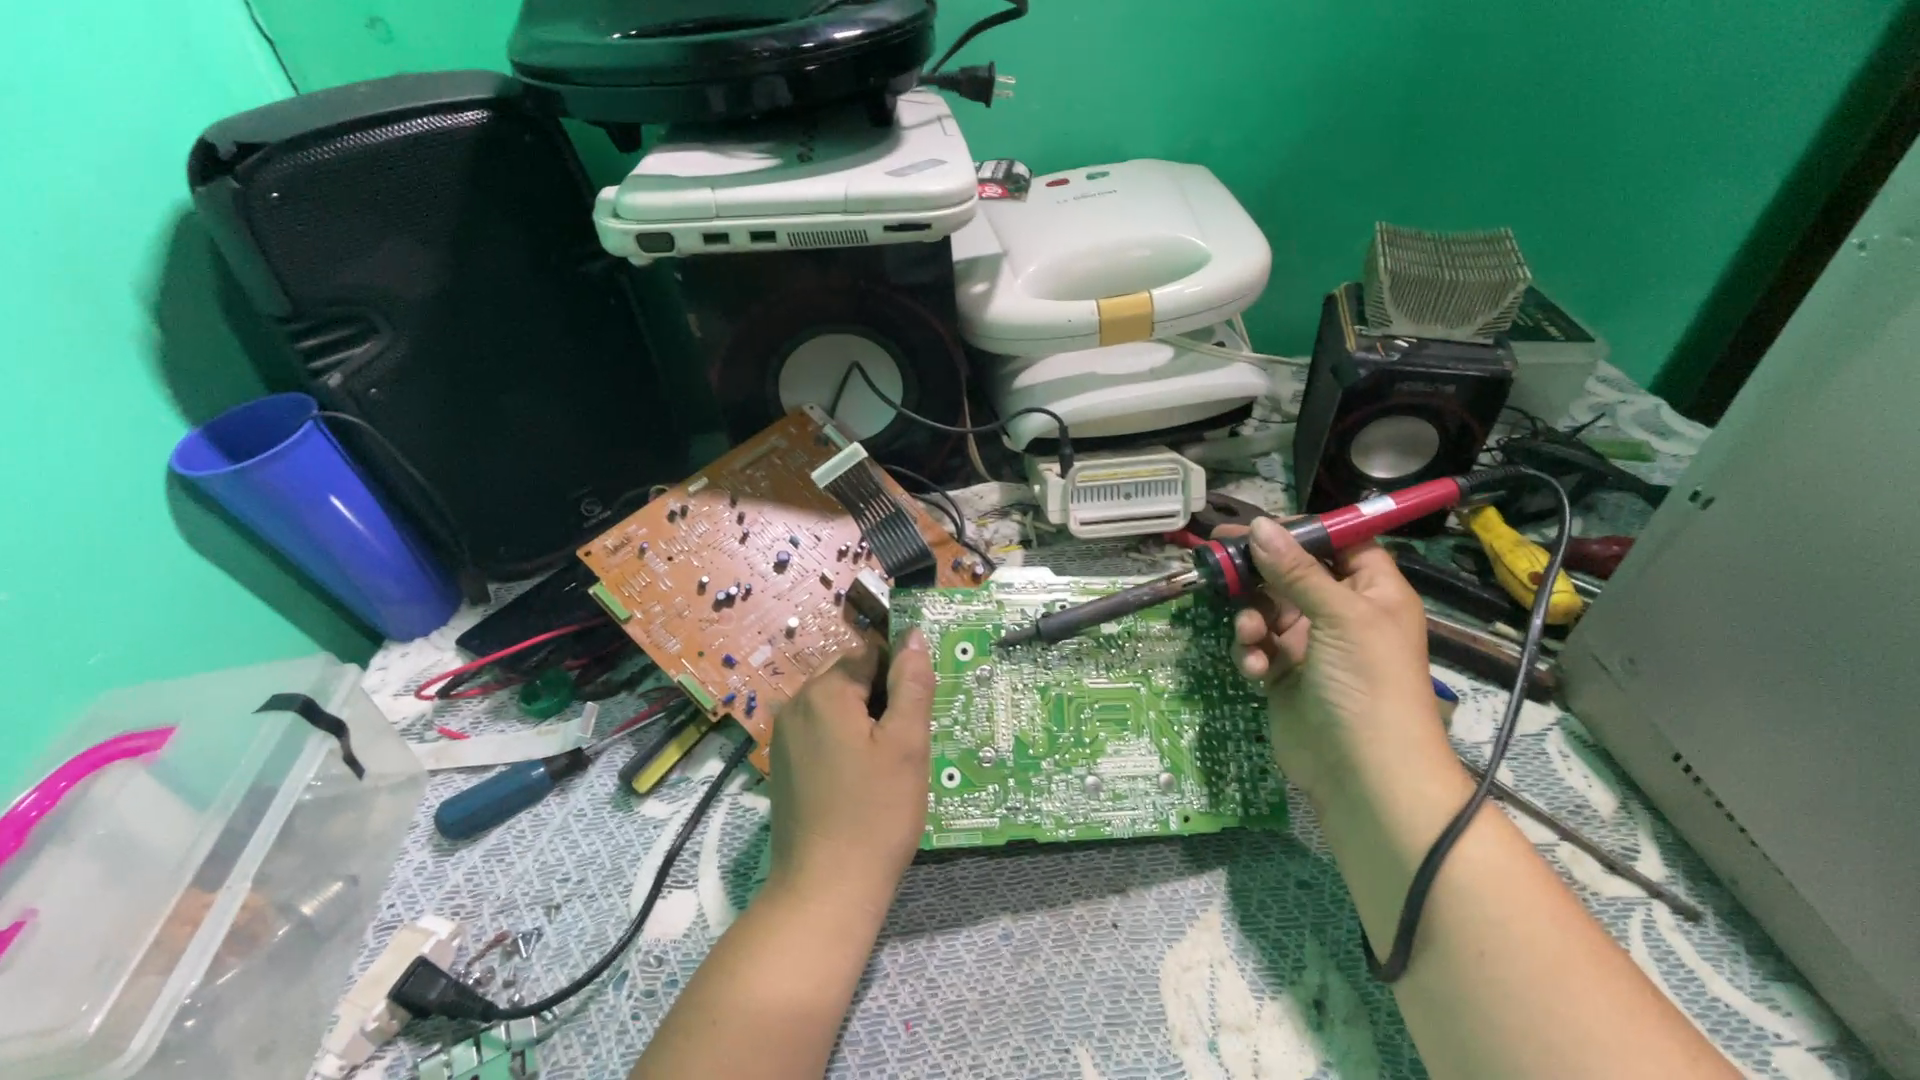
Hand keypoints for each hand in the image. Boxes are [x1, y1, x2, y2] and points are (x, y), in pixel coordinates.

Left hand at [765, 630, 934, 914]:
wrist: (826, 888)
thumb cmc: (876, 813)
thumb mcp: (907, 743)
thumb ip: (911, 683)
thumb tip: (912, 635)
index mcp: (823, 692)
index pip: (870, 653)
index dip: (901, 677)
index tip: (918, 715)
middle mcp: (796, 705)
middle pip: (849, 676)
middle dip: (882, 698)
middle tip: (907, 742)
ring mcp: (784, 737)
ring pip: (837, 707)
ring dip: (866, 721)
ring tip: (888, 764)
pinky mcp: (784, 766)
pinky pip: (822, 733)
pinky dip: (847, 743)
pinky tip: (864, 780)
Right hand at [1225, 518, 1461, 808]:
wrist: (1364, 774)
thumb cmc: (1367, 682)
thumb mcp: (1339, 617)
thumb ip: (1296, 570)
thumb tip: (1258, 525)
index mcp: (1372, 591)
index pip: (1338, 544)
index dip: (1300, 531)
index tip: (1256, 524)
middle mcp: (1342, 613)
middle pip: (1292, 575)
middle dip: (1259, 573)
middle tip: (1218, 559)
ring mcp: (1312, 646)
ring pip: (1268, 610)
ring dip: (1252, 618)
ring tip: (1250, 634)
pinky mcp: (1285, 675)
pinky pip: (1259, 648)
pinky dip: (1252, 653)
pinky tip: (1255, 669)